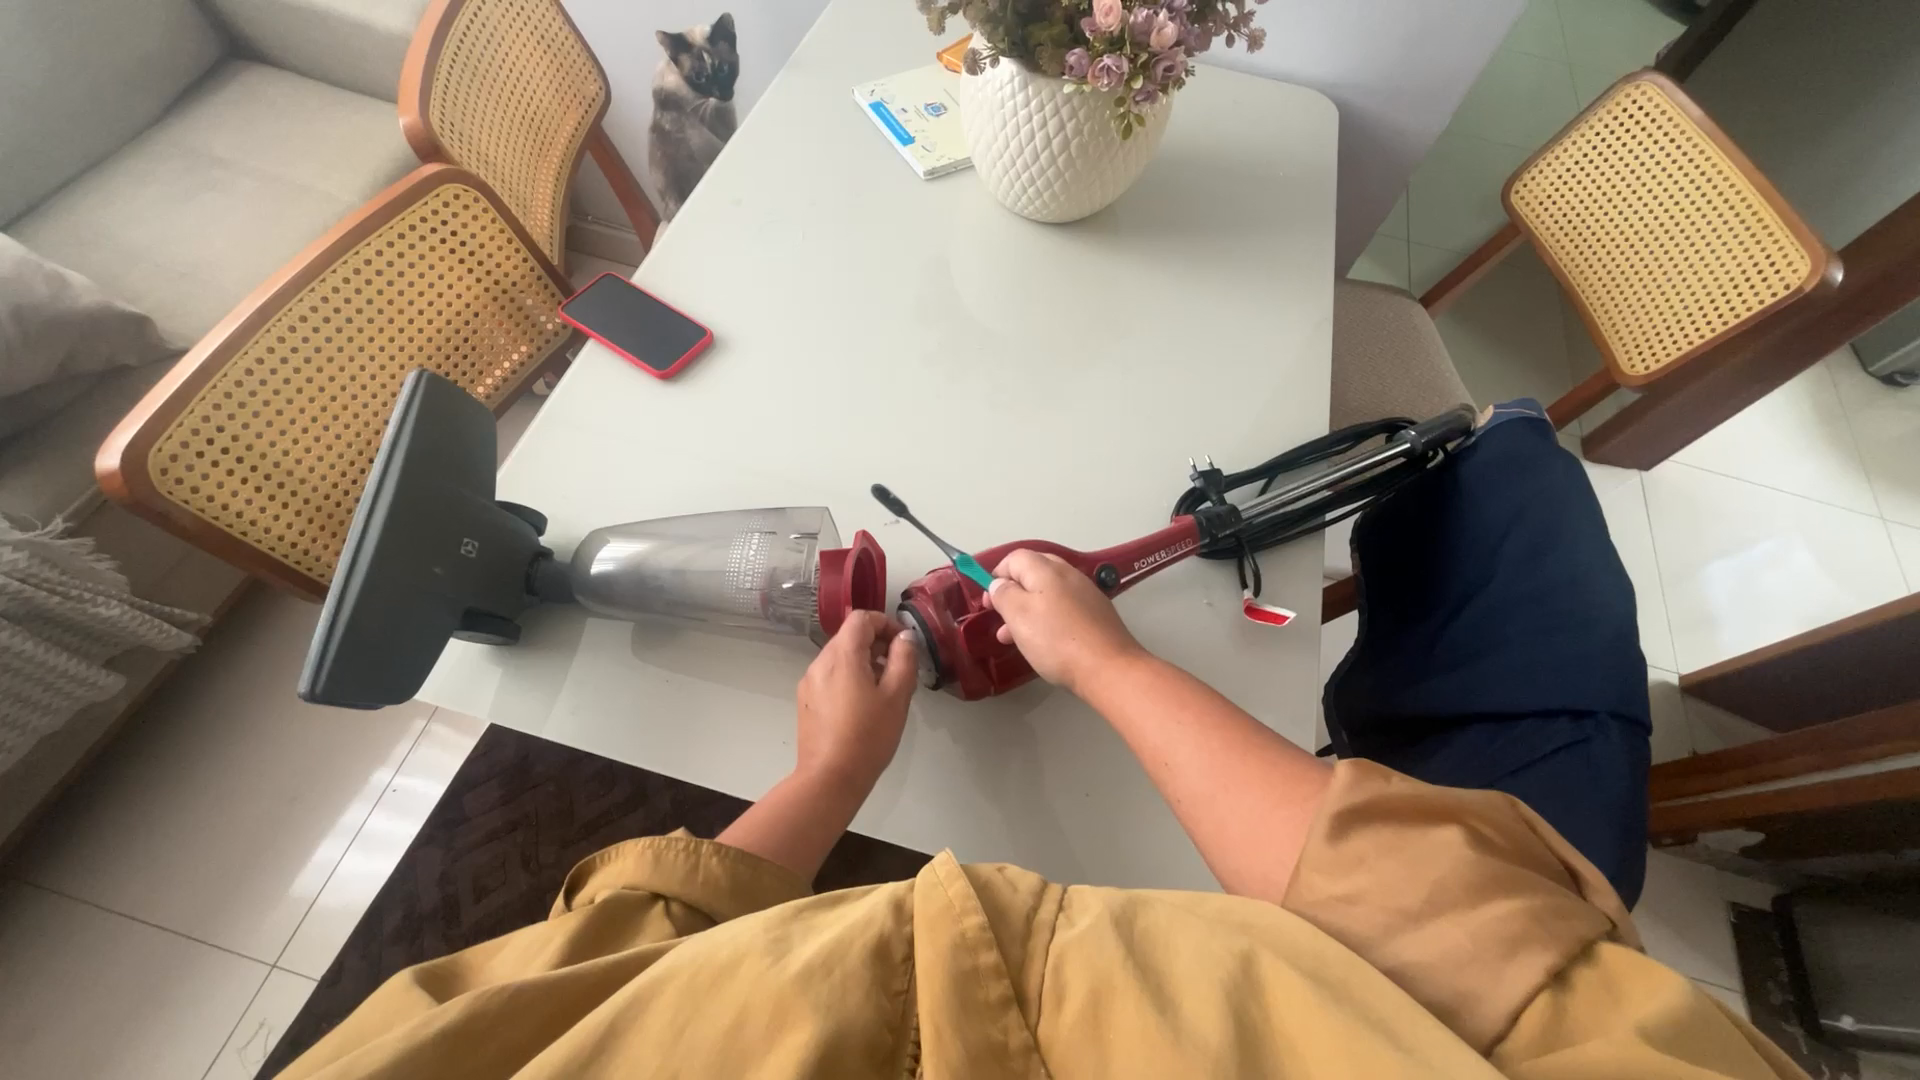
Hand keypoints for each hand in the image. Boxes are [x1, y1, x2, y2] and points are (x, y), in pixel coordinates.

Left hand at [794, 610, 917, 790]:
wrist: (830, 778)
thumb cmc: (869, 736)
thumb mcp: (897, 696)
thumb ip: (904, 659)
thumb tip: (904, 637)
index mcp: (842, 655)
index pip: (862, 619)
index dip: (886, 624)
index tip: (904, 645)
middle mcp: (820, 662)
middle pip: (849, 636)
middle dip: (876, 645)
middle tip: (898, 671)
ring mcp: (809, 681)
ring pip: (839, 657)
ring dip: (863, 662)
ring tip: (882, 691)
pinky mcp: (806, 700)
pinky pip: (830, 675)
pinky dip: (848, 677)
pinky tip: (861, 706)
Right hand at [983, 549, 1145, 694]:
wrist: (1109, 668)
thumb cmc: (1056, 640)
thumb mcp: (1018, 616)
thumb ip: (1003, 594)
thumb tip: (999, 584)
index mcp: (1046, 570)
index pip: (1015, 558)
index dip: (997, 575)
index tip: (987, 601)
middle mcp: (1068, 574)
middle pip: (1033, 572)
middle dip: (1013, 592)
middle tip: (1000, 616)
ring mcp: (1086, 593)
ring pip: (1048, 593)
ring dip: (1027, 609)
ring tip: (1013, 638)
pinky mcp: (1097, 614)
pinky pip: (1064, 608)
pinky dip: (1048, 619)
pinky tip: (1043, 643)